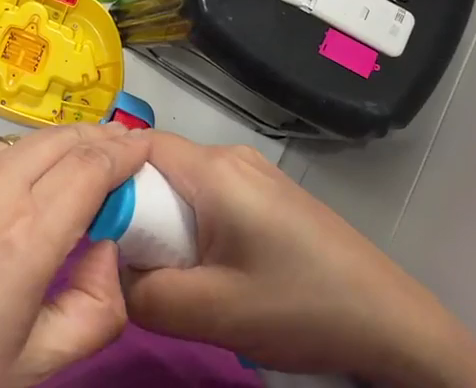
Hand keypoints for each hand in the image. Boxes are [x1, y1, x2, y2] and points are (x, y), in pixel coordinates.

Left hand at [0, 123, 149, 387]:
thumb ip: (94, 307)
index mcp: (25, 233)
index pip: (96, 164)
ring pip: (31, 140)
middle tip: (128, 159)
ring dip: (66, 146)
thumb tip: (109, 251)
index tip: (152, 154)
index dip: (131, 152)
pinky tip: (28, 187)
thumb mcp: (33, 362)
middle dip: (105, 141)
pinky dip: (27, 157)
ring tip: (84, 170)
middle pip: (67, 138)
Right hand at [121, 133, 475, 387]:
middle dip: (135, 212)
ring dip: (166, 228)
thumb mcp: (210, 312)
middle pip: (158, 169)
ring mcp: (255, 177)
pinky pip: (211, 203)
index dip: (103, 177)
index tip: (81, 218)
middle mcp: (231, 158)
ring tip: (169, 276)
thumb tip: (110, 274)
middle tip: (124, 261)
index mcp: (215, 169)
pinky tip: (208, 274)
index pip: (136, 147)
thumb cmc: (300, 308)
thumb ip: (141, 293)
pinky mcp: (270, 200)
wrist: (394, 328)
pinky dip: (195, 233)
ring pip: (184, 189)